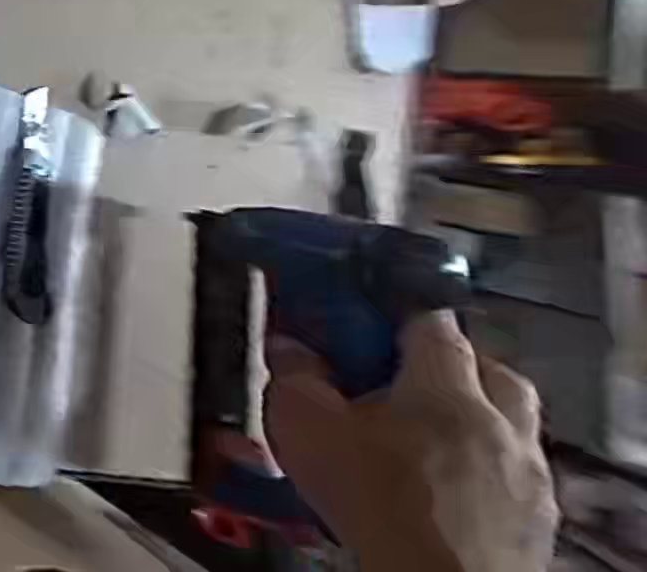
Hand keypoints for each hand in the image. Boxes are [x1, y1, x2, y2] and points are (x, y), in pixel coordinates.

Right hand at [265, 310, 557, 571]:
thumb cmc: (369, 495)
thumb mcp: (301, 417)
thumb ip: (294, 370)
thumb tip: (289, 345)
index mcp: (447, 396)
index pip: (434, 325)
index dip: (399, 306)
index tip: (367, 302)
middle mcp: (502, 430)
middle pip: (493, 373)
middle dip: (449, 361)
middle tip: (395, 365)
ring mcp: (529, 480)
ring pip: (507, 423)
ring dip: (464, 412)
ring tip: (407, 422)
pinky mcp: (534, 522)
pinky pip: (507, 468)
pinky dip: (471, 457)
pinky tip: (427, 470)